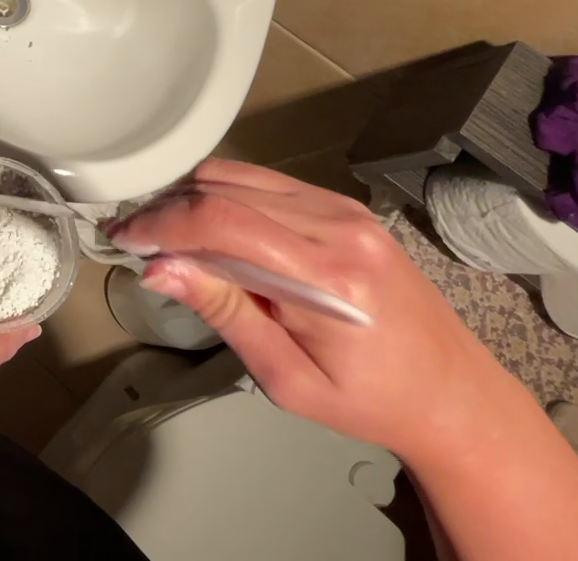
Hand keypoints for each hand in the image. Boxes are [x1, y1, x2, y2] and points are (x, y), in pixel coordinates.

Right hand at [112, 159, 530, 467]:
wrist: (456, 396)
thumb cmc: (371, 401)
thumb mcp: (286, 377)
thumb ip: (223, 312)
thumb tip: (157, 269)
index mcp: (328, 276)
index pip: (221, 220)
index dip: (160, 222)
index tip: (122, 239)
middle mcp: (339, 226)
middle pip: (222, 188)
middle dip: (165, 209)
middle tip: (134, 239)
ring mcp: (343, 209)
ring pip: (237, 175)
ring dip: (188, 198)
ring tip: (164, 233)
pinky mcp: (342, 206)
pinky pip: (261, 181)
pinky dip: (220, 194)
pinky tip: (204, 225)